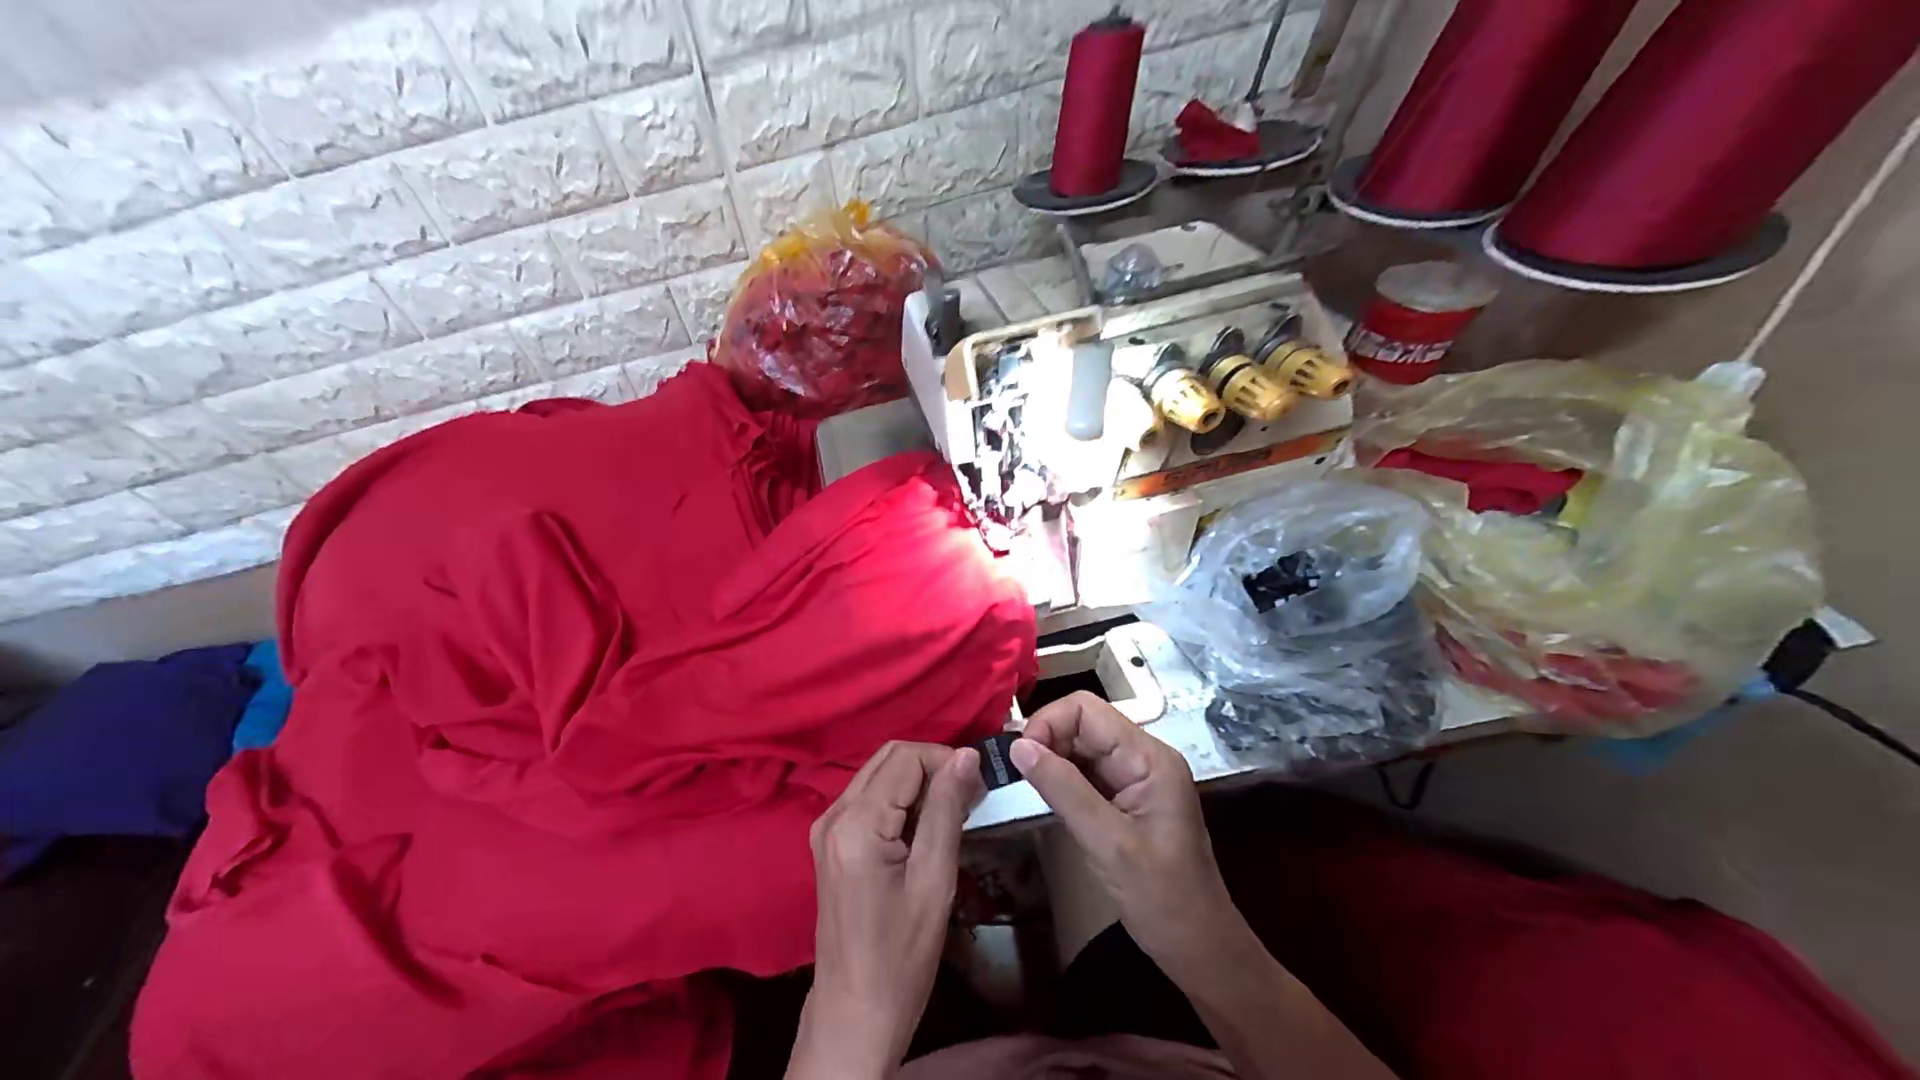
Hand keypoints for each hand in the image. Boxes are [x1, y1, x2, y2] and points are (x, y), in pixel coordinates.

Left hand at [787, 741, 983, 1079]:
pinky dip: (901, 800)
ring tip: (951, 814)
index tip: (976, 788)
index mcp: (856, 823)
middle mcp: (833, 814)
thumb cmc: (901, 956)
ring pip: (880, 774)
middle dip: (932, 766)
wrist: (854, 1012)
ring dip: (918, 783)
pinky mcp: (830, 841)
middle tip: (967, 797)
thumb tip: (966, 755)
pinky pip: (870, 798)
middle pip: (889, 758)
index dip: (945, 761)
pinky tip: (923, 829)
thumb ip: (947, 810)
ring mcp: (826, 827)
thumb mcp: (934, 880)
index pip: (906, 757)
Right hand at [1010, 692, 1237, 977]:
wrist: (1199, 948)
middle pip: (1083, 724)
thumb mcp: (1108, 844)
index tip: (1021, 756)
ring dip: (1050, 759)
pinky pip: (1085, 772)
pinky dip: (1061, 778)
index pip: (1087, 710)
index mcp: (1149, 758)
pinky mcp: (1124, 797)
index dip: (1049, 723)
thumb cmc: (1163, 899)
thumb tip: (1018, 747)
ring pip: (1080, 747)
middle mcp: (1142, 757)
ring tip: (1023, 783)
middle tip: (1016, 773)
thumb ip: (1063, 790)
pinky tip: (1044, 796)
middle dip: (1046, 740)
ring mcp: (1134, 777)